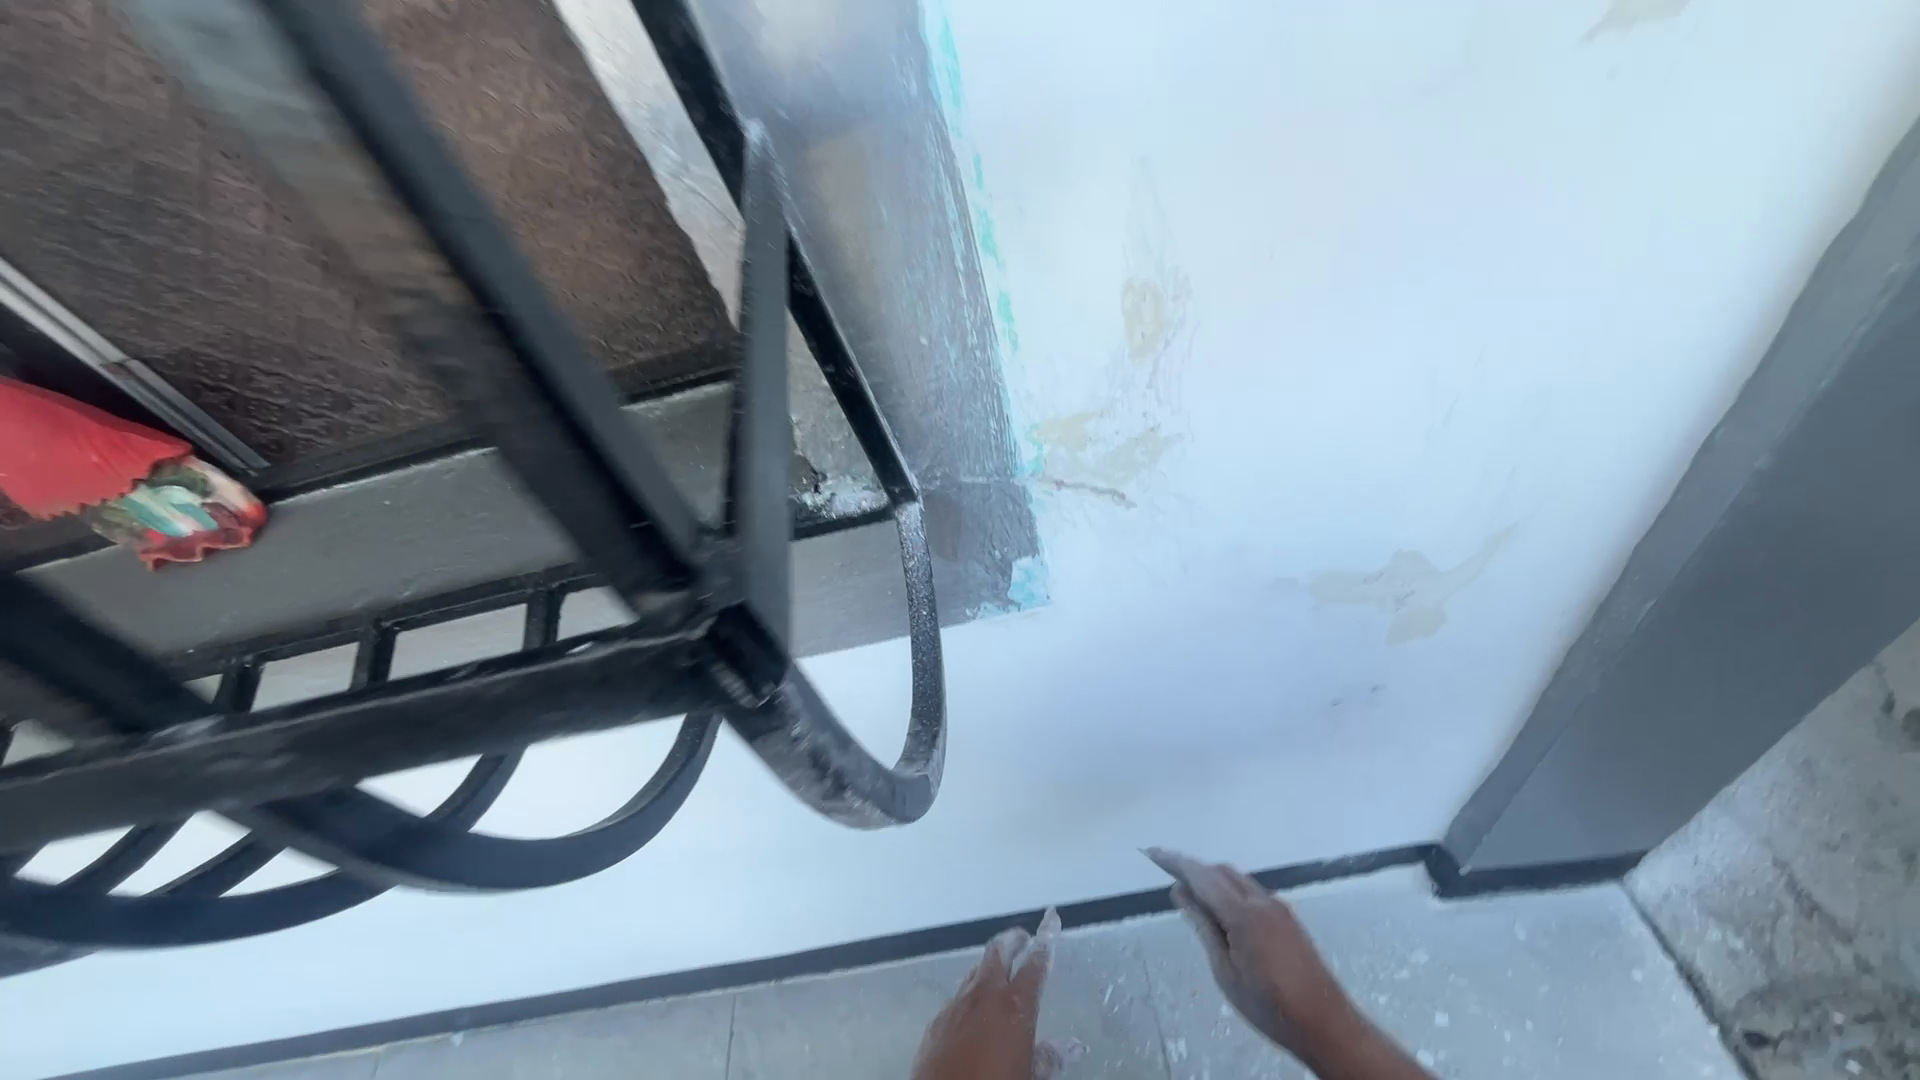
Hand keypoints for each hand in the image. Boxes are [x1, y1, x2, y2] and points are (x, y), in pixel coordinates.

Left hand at [911, 908, 1087, 1079]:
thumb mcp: (1031, 1076)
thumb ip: (1049, 1058)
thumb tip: (1073, 1048)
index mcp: (1015, 1006)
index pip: (1035, 963)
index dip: (1046, 938)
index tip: (1051, 918)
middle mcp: (985, 995)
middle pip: (999, 951)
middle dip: (1013, 940)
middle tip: (1024, 939)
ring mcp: (958, 1004)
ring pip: (976, 970)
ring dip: (991, 965)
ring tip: (1002, 970)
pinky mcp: (938, 1020)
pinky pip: (959, 995)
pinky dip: (972, 992)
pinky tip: (975, 1008)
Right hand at [1145, 848, 1351, 1057]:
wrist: (1327, 1025)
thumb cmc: (1268, 1006)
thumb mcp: (1224, 971)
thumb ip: (1203, 926)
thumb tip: (1180, 892)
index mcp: (1243, 913)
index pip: (1202, 876)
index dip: (1175, 862)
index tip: (1153, 853)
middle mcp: (1262, 901)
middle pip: (1220, 871)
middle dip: (1193, 869)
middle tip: (1169, 879)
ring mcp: (1278, 908)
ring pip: (1237, 879)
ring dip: (1212, 880)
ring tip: (1191, 897)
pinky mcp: (1288, 919)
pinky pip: (1251, 892)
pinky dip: (1230, 892)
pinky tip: (1222, 913)